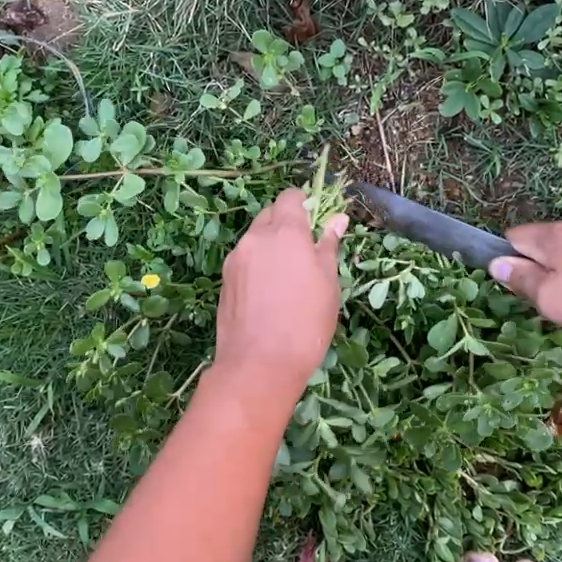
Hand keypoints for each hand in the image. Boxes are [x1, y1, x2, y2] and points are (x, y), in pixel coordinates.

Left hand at [207, 189, 348, 411]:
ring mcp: (236, 258)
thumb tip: (337, 219)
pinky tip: (270, 291)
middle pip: (270, 215)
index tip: (317, 221)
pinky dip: (258, 264)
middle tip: (306, 251)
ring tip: (289, 276)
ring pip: (256, 238)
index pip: (290, 197)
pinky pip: (245, 259)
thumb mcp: (328, 284)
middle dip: (287, 223)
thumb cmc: (306, 323)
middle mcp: (256, 237)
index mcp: (285, 232)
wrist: (259, 364)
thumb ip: (328, 246)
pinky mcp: (225, 279)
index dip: (305, 204)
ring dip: (271, 245)